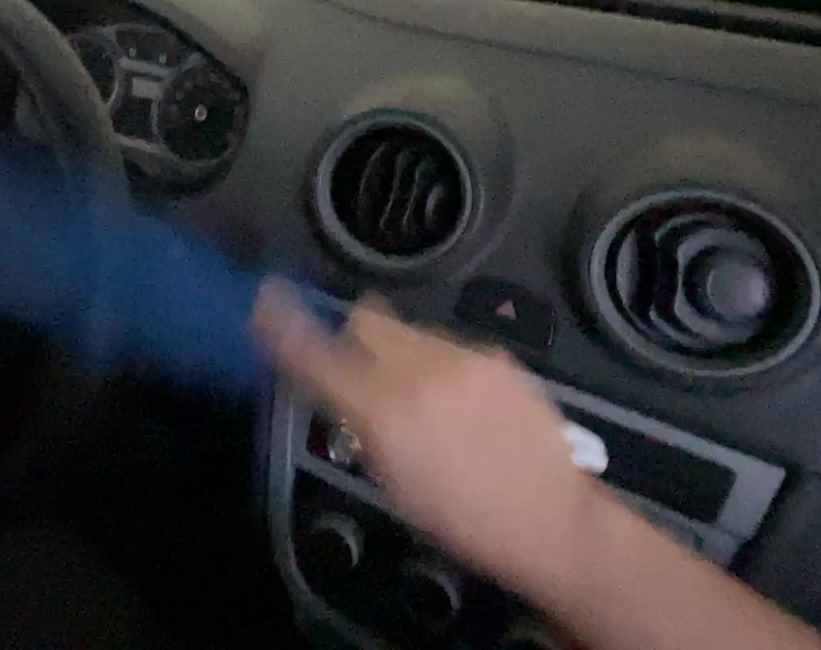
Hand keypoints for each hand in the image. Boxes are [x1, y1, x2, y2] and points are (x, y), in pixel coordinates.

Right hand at [252, 280, 597, 594]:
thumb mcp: (391, 480)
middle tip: (364, 367)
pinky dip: (443, 363)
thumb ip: (357, 422)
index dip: (285, 324)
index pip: (317, 353)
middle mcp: (416, 372)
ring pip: (406, 329)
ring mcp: (460, 358)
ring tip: (426, 393)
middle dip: (355, 336)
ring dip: (401, 351)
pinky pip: (449, 343)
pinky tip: (465, 399)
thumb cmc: (461, 517)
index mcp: (381, 411)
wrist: (552, 521)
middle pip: (363, 318)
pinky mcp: (494, 354)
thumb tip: (336, 390)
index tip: (267, 300)